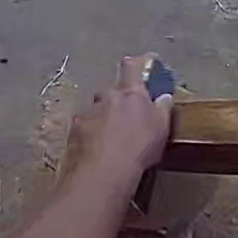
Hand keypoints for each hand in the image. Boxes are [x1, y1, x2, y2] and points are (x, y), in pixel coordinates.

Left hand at [67, 55, 173, 189]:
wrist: (102, 174)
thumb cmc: (139, 148)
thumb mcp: (161, 129)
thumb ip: (163, 109)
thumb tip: (164, 97)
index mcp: (130, 93)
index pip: (131, 66)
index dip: (135, 64)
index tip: (139, 66)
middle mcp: (107, 97)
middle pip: (111, 91)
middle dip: (116, 100)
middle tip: (125, 118)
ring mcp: (88, 113)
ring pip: (96, 110)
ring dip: (102, 119)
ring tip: (109, 140)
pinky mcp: (73, 131)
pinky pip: (84, 128)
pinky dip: (89, 135)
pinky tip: (95, 151)